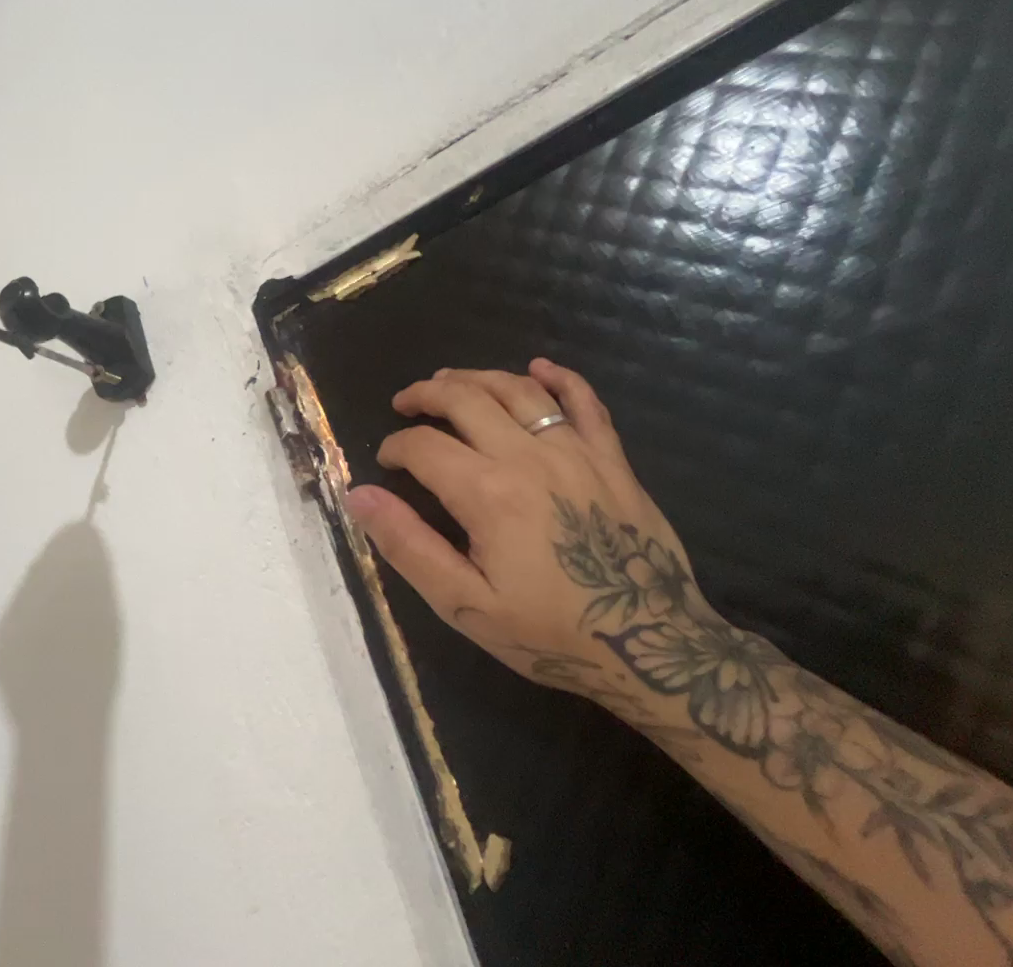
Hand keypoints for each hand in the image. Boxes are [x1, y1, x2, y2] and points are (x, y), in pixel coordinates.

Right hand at [346, 359, 707, 681]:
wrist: (653, 645)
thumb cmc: (549, 632)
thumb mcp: (464, 604)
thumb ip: (408, 545)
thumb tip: (359, 496)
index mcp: (487, 493)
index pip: (423, 446)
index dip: (395, 447)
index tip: (385, 462)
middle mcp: (529, 456)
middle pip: (467, 399)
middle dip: (426, 394)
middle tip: (405, 403)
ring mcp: (577, 451)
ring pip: (518, 390)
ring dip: (477, 378)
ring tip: (450, 382)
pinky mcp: (613, 459)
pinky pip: (585, 401)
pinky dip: (559, 378)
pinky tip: (538, 368)